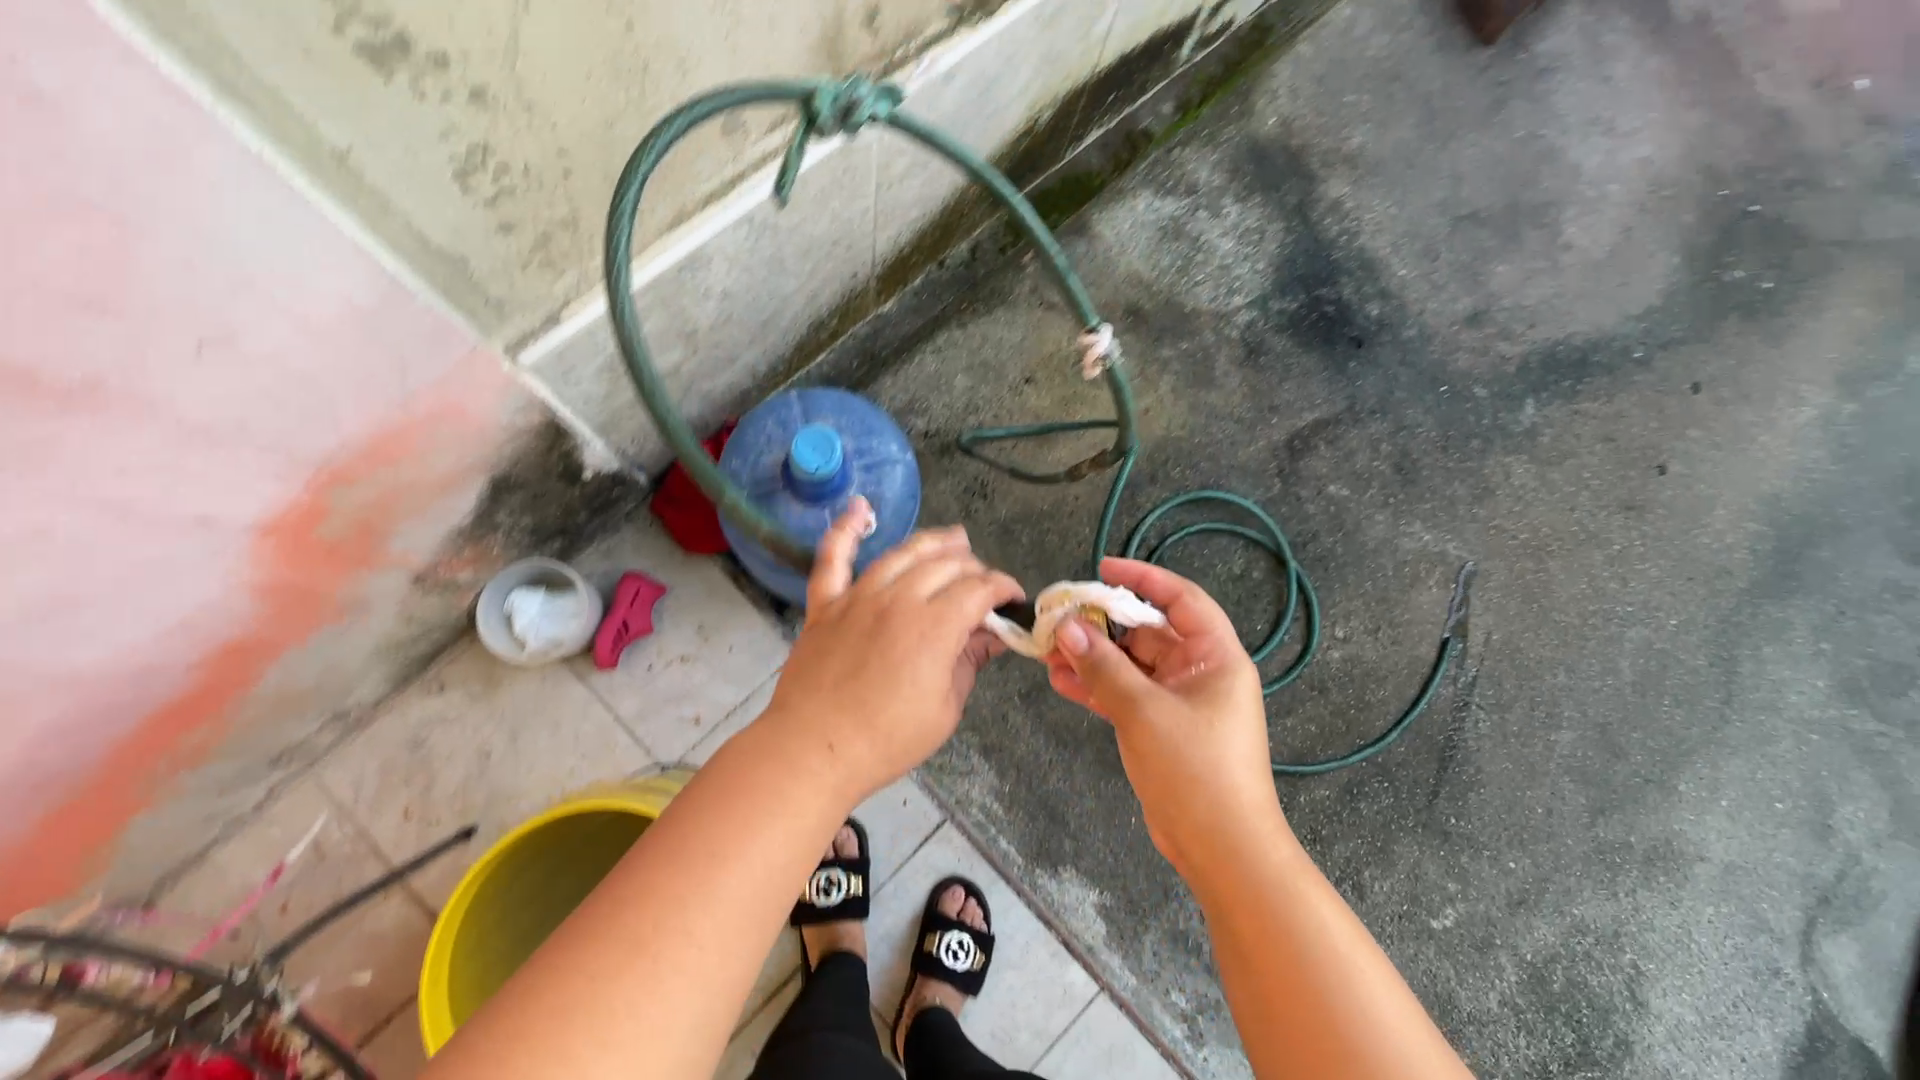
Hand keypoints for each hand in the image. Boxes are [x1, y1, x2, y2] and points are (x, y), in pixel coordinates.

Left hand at [765, 498, 1023, 799]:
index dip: (1003, 587)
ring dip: (934, 542)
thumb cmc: (887, 739)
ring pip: (902, 553)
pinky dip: (846, 528)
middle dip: (975, 568)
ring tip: (955, 538)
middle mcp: (898, 598)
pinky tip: (860, 507)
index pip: (979, 588)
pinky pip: (834, 557)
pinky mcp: (825, 604)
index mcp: (934, 626)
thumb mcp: (946, 709)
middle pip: (946, 565)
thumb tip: (994, 635)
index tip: (1013, 598)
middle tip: (985, 582)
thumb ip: (970, 662)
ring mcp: (858, 596)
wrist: (813, 750)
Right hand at [1045, 558, 1284, 876]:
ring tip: (1049, 653)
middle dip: (1104, 626)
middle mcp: (1201, 672)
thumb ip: (1103, 666)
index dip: (1143, 578)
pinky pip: (1127, 695)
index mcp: (1216, 656)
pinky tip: (1062, 682)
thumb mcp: (1143, 711)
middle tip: (1059, 619)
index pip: (1181, 599)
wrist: (1221, 846)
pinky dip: (1098, 688)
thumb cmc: (1194, 768)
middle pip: (1149, 633)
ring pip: (1132, 665)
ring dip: (1094, 658)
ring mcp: (1181, 702)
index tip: (1102, 568)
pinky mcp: (1163, 728)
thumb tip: (1067, 626)